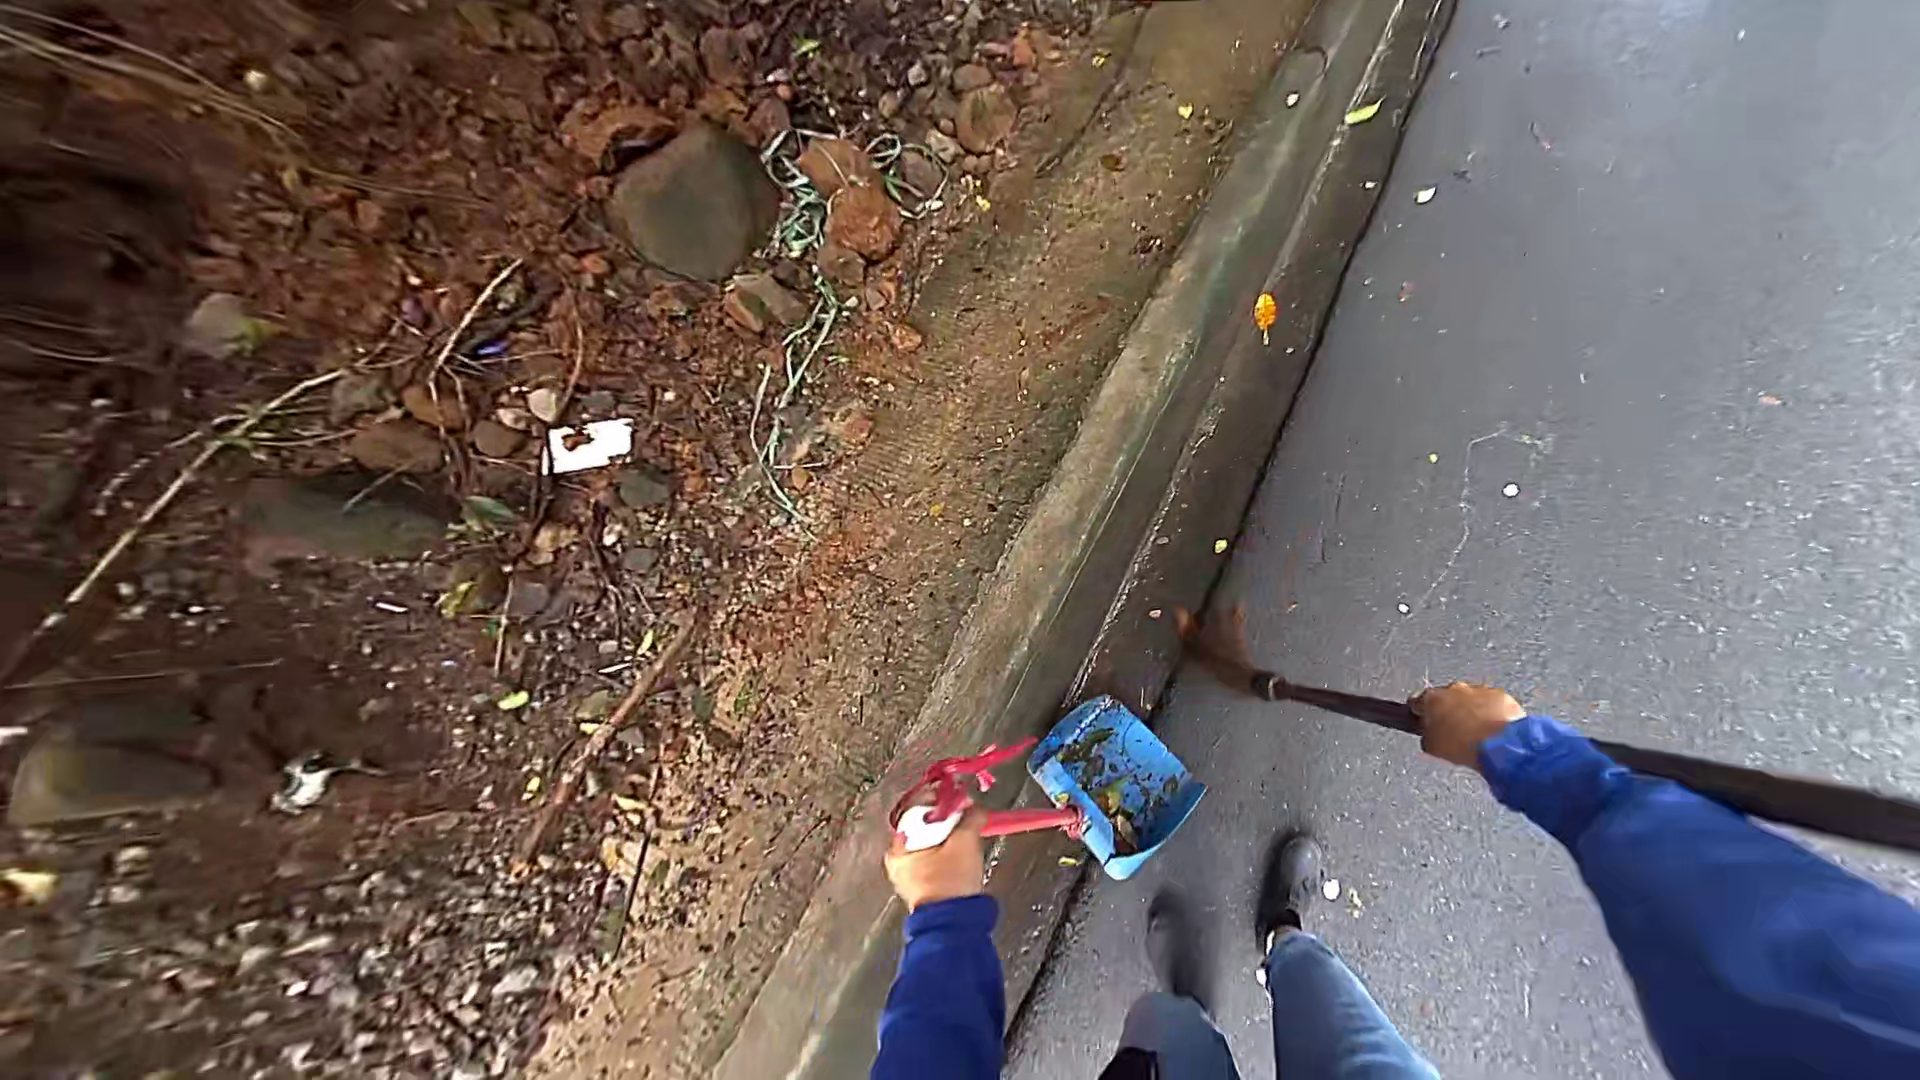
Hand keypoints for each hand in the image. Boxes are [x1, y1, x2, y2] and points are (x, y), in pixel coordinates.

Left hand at [885, 805, 986, 910]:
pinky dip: (945, 849)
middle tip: (964, 813)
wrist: (954, 925)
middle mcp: (897, 858)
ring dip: (947, 833)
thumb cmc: (952, 883)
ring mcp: (906, 873)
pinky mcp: (919, 884)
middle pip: (922, 823)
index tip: (958, 798)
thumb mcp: (966, 841)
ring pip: (928, 840)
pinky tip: (960, 850)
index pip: (917, 808)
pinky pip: (931, 855)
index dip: (940, 800)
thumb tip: (976, 808)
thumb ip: (971, 817)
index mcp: (899, 845)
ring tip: (966, 831)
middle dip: (945, 817)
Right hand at [1411, 681, 1525, 768]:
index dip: (1422, 714)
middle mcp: (1452, 689)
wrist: (1500, 747)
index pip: (1418, 702)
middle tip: (1457, 730)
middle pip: (1447, 698)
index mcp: (1430, 698)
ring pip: (1472, 699)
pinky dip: (1495, 713)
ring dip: (1473, 711)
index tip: (1426, 723)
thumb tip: (1431, 735)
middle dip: (1450, 711)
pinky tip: (1497, 730)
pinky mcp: (1502, 697)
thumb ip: (1427, 734)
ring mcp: (1478, 691)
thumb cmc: (1464, 745)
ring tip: (1480, 732)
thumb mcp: (1432, 746)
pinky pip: (1495, 703)